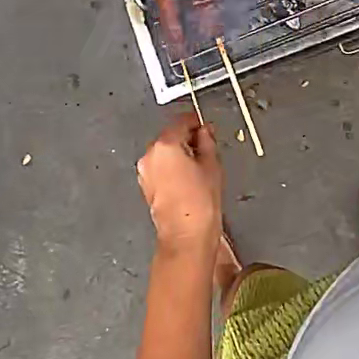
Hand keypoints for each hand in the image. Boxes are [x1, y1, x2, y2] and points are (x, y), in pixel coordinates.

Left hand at [135, 113, 222, 253]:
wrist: (187, 236)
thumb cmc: (199, 205)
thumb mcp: (212, 165)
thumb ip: (207, 141)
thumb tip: (205, 132)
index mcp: (165, 145)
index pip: (181, 122)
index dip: (195, 121)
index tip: (204, 125)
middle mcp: (151, 156)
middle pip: (170, 136)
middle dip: (187, 138)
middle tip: (206, 146)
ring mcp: (146, 172)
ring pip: (164, 153)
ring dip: (178, 154)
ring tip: (199, 167)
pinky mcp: (147, 186)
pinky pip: (160, 168)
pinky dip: (171, 168)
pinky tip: (188, 179)